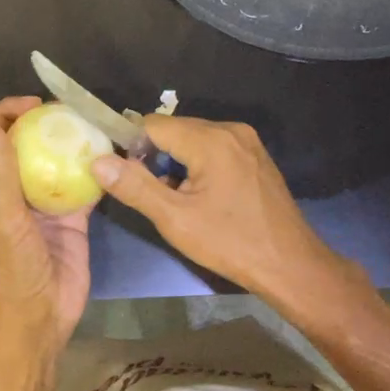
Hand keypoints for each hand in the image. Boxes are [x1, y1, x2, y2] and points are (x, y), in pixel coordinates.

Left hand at [0, 96, 91, 360]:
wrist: (42, 316)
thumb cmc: (16, 268)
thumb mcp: (5, 218)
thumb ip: (0, 174)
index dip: (8, 112)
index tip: (37, 103)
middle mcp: (18, 191)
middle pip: (29, 144)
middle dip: (47, 122)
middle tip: (76, 109)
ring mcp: (47, 205)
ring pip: (59, 162)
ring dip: (74, 142)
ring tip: (99, 123)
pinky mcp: (73, 220)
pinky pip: (85, 187)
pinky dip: (98, 171)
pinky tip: (117, 155)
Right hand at [90, 116, 364, 310]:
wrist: (290, 265)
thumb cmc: (230, 243)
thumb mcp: (174, 219)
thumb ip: (135, 187)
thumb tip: (98, 161)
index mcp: (211, 140)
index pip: (153, 125)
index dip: (130, 145)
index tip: (119, 173)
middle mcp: (231, 131)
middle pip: (174, 130)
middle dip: (153, 156)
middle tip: (144, 192)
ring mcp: (247, 143)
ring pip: (193, 141)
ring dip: (174, 164)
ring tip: (171, 199)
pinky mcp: (255, 158)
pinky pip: (213, 150)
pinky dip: (196, 167)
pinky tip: (197, 198)